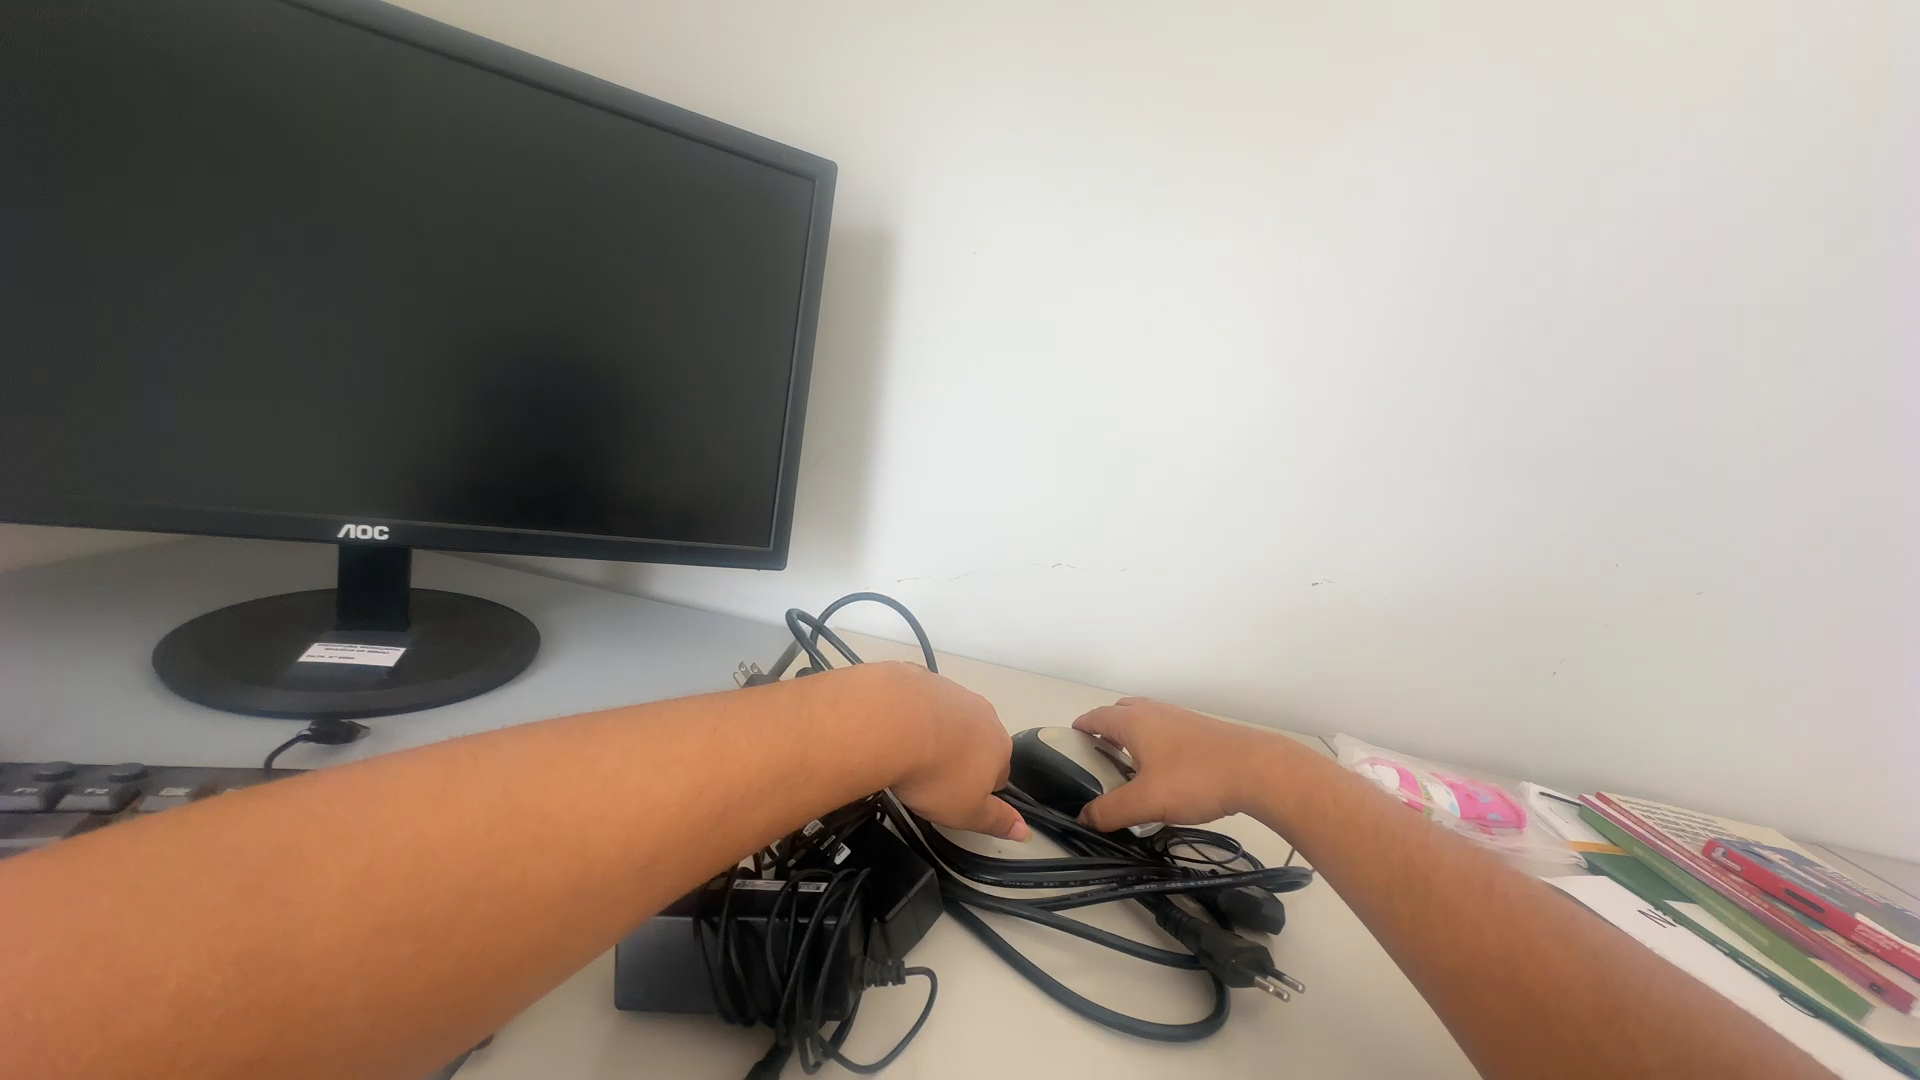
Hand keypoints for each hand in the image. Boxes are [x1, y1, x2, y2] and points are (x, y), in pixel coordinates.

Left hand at [852, 663, 1028, 840]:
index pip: (1000, 772)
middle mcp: (981, 712)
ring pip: (947, 716)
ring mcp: (949, 689)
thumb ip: (997, 821)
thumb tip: (1025, 831)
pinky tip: (890, 726)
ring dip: (935, 731)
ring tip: (906, 752)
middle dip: (959, 756)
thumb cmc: (934, 773)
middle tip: (930, 778)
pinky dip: (908, 711)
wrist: (890, 722)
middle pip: (976, 739)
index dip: (979, 789)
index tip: (955, 799)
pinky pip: (918, 698)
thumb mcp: (966, 812)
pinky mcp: (918, 675)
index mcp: (998, 745)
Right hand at [1073, 697, 1299, 831]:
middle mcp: (1154, 712)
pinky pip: (1166, 730)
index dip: (1080, 727)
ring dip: (1132, 737)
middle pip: (1120, 712)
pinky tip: (1164, 772)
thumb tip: (1084, 818)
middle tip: (1099, 757)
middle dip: (1105, 730)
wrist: (1257, 770)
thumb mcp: (1146, 801)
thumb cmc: (1194, 779)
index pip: (1096, 716)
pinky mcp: (1201, 730)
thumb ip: (1111, 811)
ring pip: (1146, 720)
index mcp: (1133, 721)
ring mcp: (1180, 718)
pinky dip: (1155, 743)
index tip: (1070, 742)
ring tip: (1129, 767)